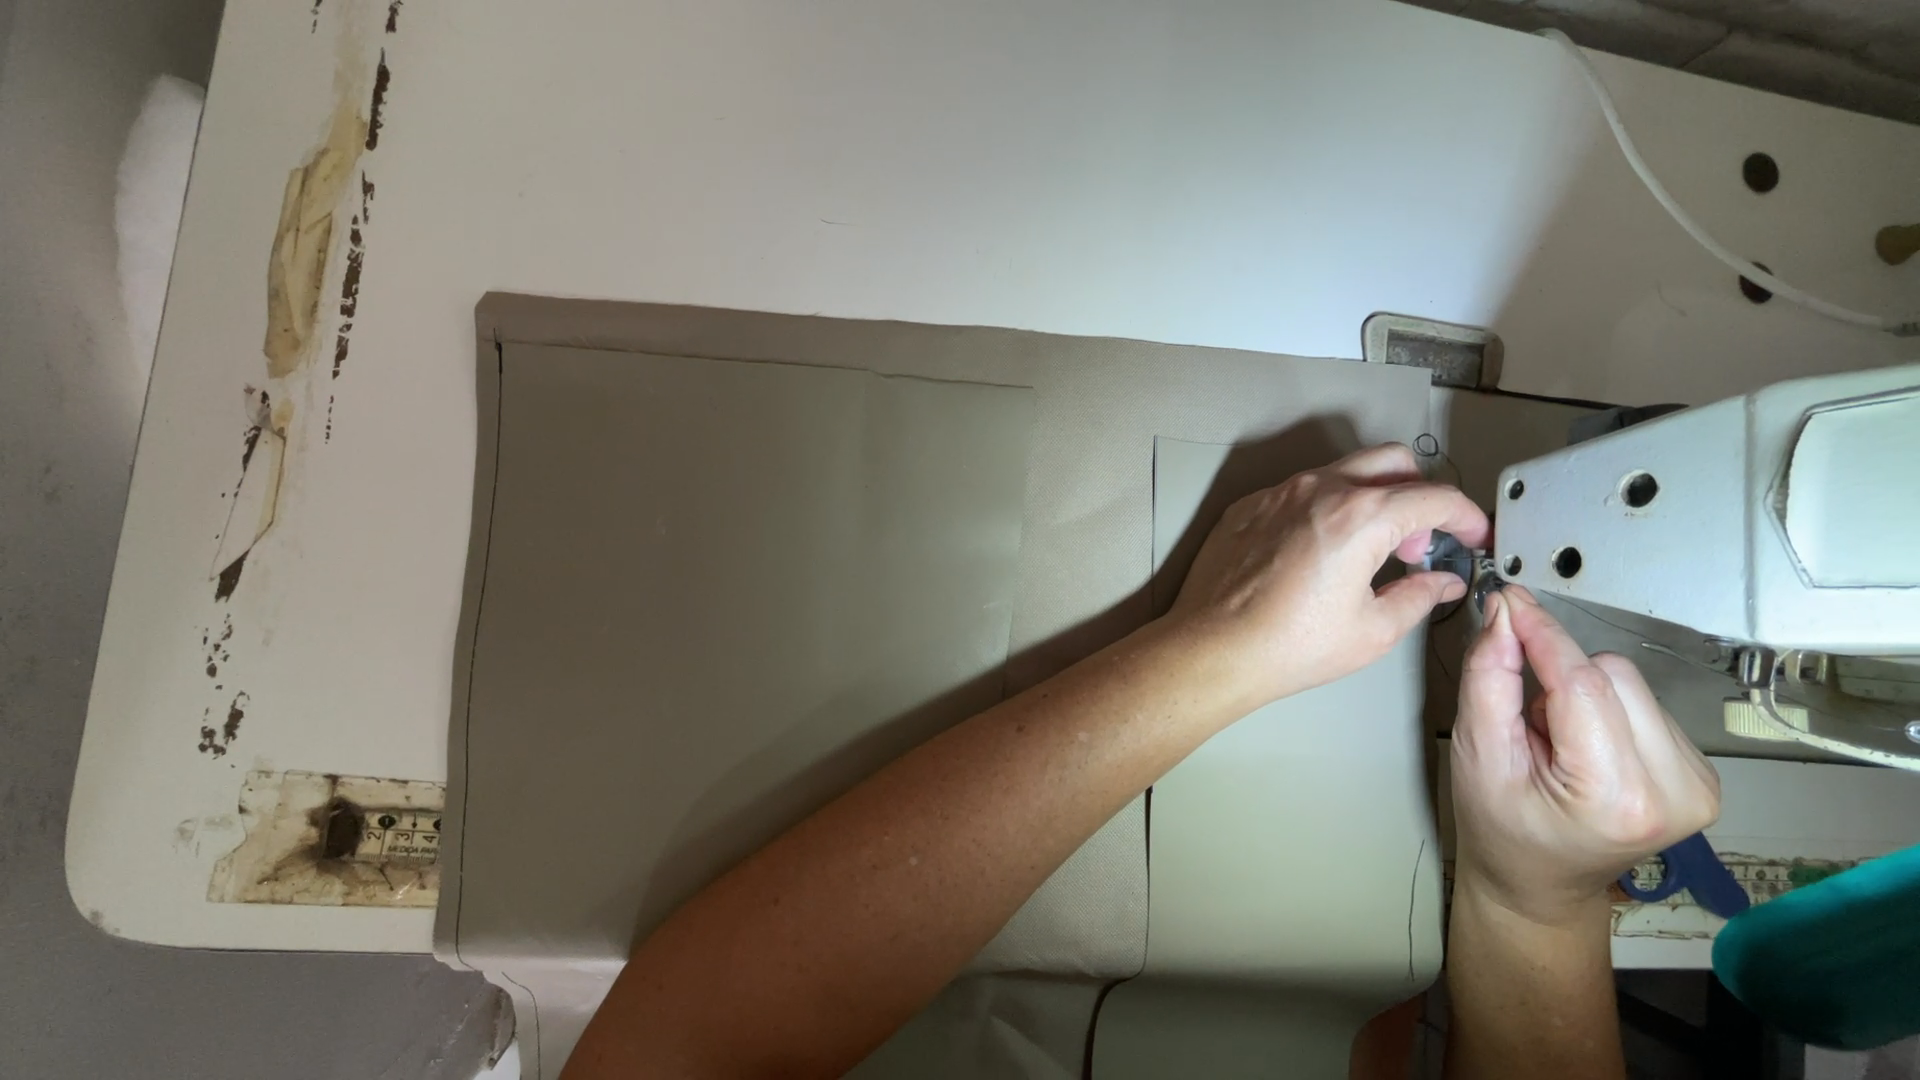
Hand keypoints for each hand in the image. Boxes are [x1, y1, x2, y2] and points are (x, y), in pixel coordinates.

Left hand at [1164, 442, 1489, 707]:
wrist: (1213, 648)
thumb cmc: (1289, 645)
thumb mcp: (1373, 629)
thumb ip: (1419, 595)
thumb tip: (1441, 582)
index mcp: (1359, 516)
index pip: (1436, 497)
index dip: (1466, 518)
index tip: (1471, 538)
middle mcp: (1318, 490)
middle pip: (1391, 463)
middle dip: (1418, 494)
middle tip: (1414, 544)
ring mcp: (1277, 494)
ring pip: (1341, 472)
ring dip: (1369, 498)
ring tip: (1366, 551)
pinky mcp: (1248, 507)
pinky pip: (1298, 492)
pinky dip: (1323, 509)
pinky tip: (1317, 552)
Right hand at [1451, 587, 1719, 927]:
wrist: (1538, 881)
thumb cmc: (1498, 824)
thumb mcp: (1478, 753)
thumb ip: (1489, 680)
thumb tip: (1504, 615)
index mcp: (1617, 794)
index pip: (1584, 684)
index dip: (1543, 633)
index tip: (1508, 598)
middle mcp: (1678, 789)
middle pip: (1613, 674)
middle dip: (1557, 674)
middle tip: (1524, 718)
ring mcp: (1700, 783)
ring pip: (1630, 682)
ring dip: (1580, 691)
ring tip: (1552, 737)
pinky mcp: (1702, 773)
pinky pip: (1643, 701)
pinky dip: (1602, 707)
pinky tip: (1581, 743)